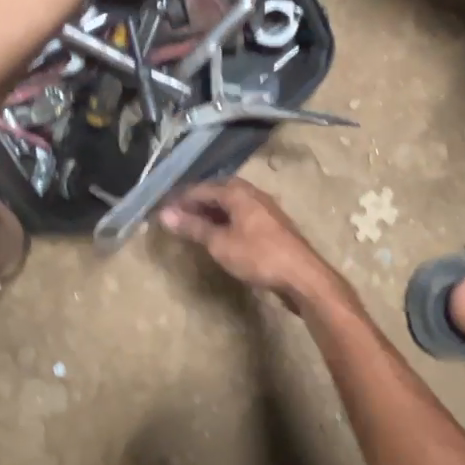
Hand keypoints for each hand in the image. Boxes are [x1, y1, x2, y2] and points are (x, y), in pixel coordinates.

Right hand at [159, 179, 338, 307]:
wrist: (302, 276)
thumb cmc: (258, 256)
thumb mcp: (220, 243)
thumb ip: (193, 227)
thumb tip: (164, 214)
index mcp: (237, 191)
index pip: (201, 188)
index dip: (180, 199)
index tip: (162, 210)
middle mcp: (251, 193)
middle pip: (217, 192)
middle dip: (196, 203)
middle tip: (177, 216)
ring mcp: (264, 207)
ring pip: (230, 203)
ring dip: (211, 212)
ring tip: (194, 226)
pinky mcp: (271, 224)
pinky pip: (241, 214)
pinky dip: (225, 220)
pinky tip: (219, 234)